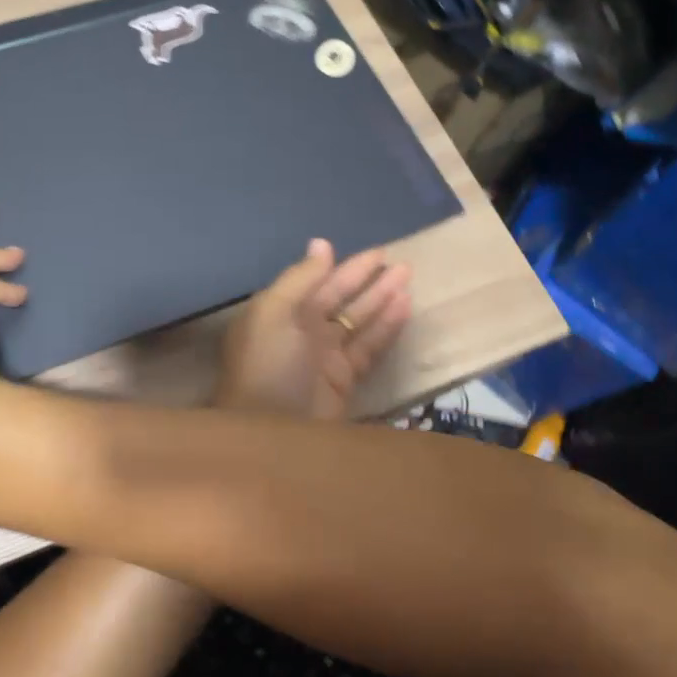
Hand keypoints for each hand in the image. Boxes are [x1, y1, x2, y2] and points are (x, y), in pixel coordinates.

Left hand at [214, 240, 411, 420]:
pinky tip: (405, 307)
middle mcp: (300, 331)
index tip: (370, 252)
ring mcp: (323, 357)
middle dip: (365, 279)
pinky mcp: (343, 381)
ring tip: (408, 276)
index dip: (340, 266)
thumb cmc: (268, 364)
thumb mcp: (275, 312)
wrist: (270, 432)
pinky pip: (368, 346)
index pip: (314, 281)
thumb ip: (300, 278)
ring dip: (381, 298)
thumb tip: (322, 244)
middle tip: (399, 260)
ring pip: (357, 320)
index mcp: (278, 312)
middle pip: (338, 298)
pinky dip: (386, 327)